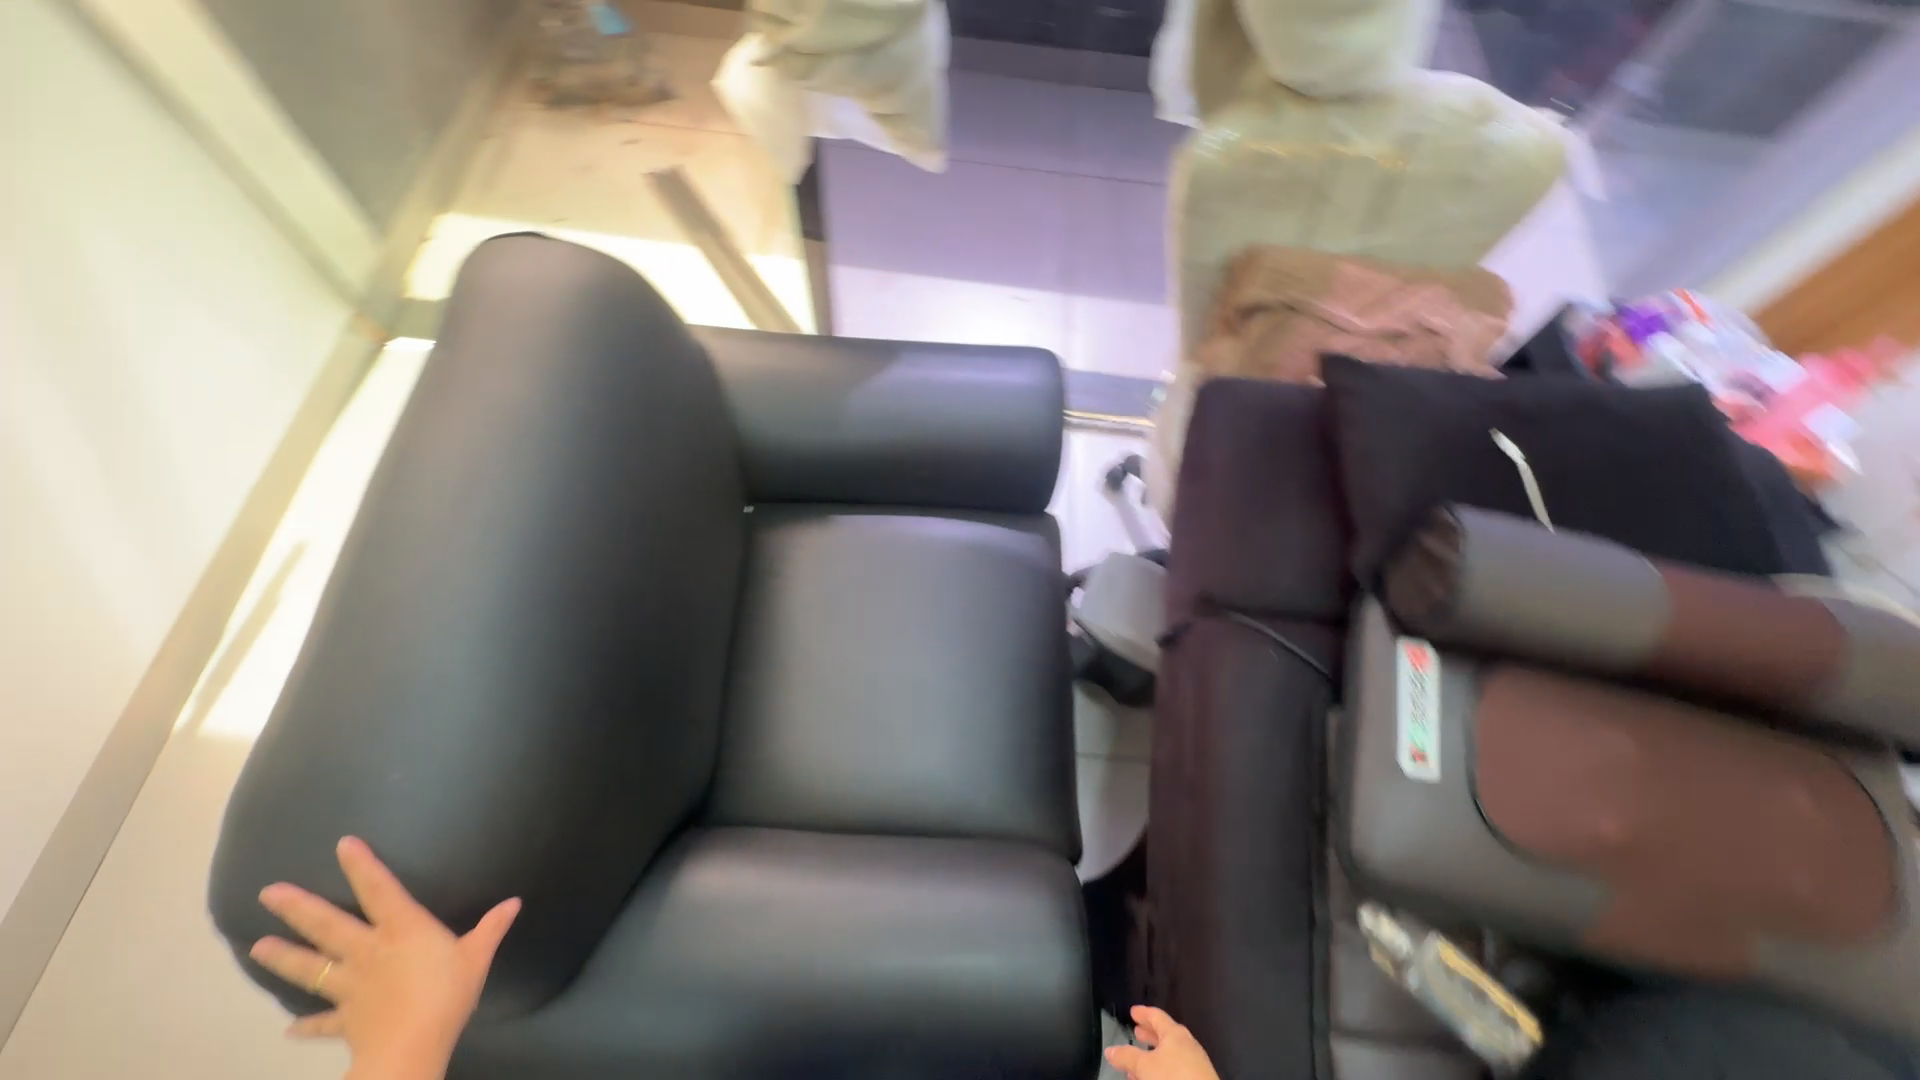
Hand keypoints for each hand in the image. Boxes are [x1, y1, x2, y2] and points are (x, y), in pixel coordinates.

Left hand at [251, 837, 519, 1079]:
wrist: (411, 1047)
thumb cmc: (447, 993)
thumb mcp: (478, 956)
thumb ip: (492, 928)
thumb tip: (514, 902)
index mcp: (403, 930)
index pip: (380, 890)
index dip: (362, 866)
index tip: (343, 845)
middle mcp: (370, 951)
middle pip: (329, 926)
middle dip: (299, 908)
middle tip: (268, 893)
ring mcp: (351, 987)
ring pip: (313, 967)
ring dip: (285, 958)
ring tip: (257, 947)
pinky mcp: (345, 1019)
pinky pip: (323, 1022)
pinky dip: (308, 1025)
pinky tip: (289, 1029)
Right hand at [1105, 1006, 1220, 1079]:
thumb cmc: (1173, 1078)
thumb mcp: (1145, 1067)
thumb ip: (1126, 1057)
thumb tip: (1110, 1050)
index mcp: (1175, 1033)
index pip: (1156, 1016)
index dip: (1143, 1013)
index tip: (1133, 1011)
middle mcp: (1187, 1044)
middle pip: (1165, 1034)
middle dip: (1149, 1034)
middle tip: (1136, 1032)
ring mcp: (1194, 1062)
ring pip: (1170, 1054)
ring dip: (1153, 1056)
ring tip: (1138, 1061)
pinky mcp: (1198, 1079)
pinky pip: (1176, 1068)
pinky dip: (1162, 1069)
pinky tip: (1151, 1078)